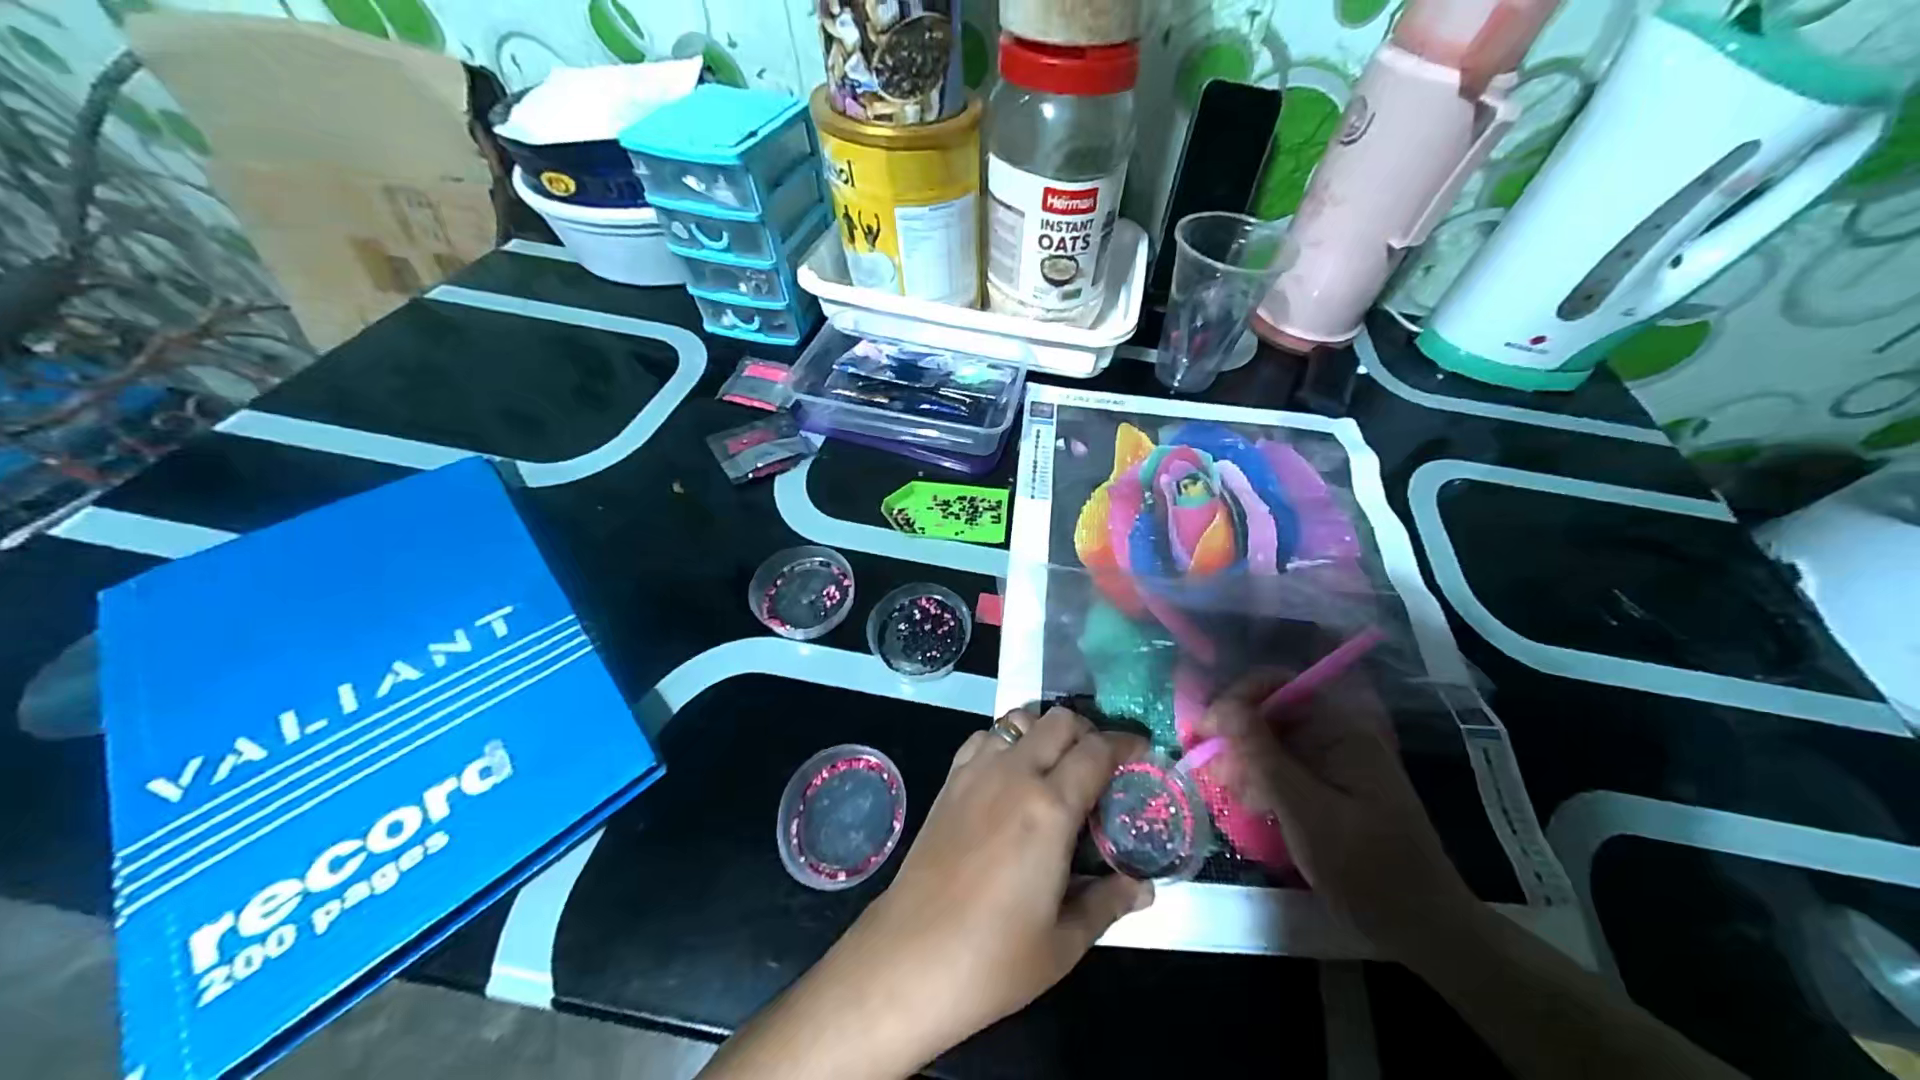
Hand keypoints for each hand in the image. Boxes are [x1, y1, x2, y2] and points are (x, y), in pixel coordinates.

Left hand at [824, 707, 1152, 1063]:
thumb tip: (1143, 886)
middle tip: (1102, 767)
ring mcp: (975, 773)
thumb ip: (1109, 901)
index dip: (1126, 744)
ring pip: (1019, 720)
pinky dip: (1007, 741)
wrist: (908, 959)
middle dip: (1089, 732)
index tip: (1142, 754)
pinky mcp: (949, 782)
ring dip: (1046, 732)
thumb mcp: (1065, 941)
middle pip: (1059, 721)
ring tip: (1057, 768)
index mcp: (1050, 807)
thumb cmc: (993, 958)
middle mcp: (1013, 774)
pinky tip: (1012, 776)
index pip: (1097, 750)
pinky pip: (984, 737)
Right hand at [1193, 670, 1479, 958]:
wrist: (1422, 928)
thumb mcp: (1308, 813)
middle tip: (1221, 779)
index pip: (1276, 684)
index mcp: (1340, 729)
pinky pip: (1277, 767)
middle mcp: (1333, 735)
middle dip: (1236, 739)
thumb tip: (1219, 709)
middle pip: (1266, 712)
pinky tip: (1255, 808)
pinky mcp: (1322, 785)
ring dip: (1243, 764)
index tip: (1205, 736)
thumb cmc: (1369, 869)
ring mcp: (1328, 761)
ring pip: (1266, 741)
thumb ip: (1263, 757)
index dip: (1235, 700)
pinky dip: (1258, 782)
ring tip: (1241, 800)